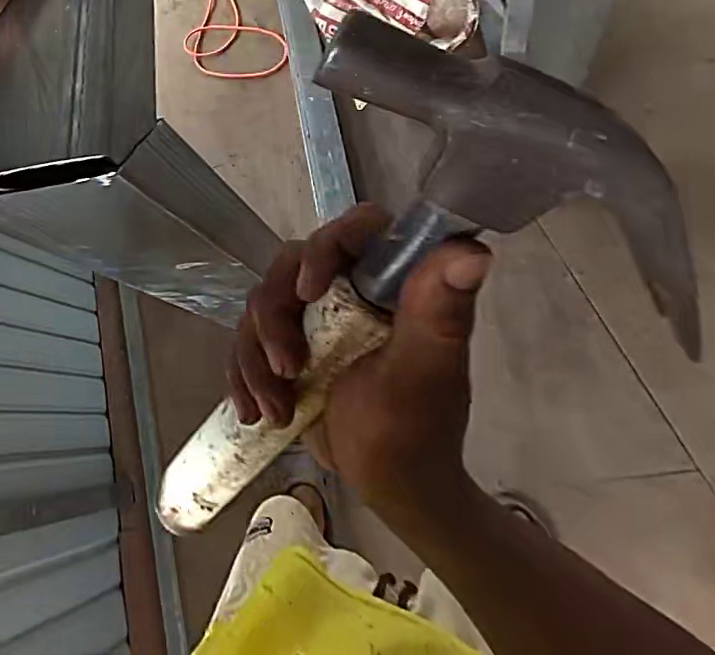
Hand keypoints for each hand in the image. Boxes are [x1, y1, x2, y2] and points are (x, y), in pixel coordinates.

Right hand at [226, 204, 491, 511]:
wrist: (387, 486)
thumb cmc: (415, 433)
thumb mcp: (424, 373)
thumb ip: (439, 313)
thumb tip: (472, 253)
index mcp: (386, 282)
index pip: (355, 229)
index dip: (324, 247)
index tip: (308, 291)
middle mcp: (346, 287)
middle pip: (288, 266)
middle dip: (274, 319)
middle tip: (287, 367)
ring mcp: (311, 315)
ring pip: (260, 304)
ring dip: (256, 357)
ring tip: (277, 410)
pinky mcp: (285, 342)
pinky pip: (244, 340)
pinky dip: (242, 375)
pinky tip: (254, 412)